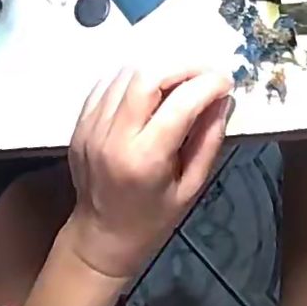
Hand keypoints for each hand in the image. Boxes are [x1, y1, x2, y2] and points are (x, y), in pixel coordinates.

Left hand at [62, 65, 232, 281]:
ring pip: (128, 72)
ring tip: (179, 83)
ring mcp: (92, 127)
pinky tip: (150, 92)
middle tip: (204, 75)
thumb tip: (222, 97)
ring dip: (159, 70)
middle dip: (183, 67)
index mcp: (145, 159)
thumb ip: (209, 139)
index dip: (209, 84)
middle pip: (148, 75)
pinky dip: (134, 78)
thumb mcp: (192, 187)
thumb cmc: (153, 219)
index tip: (225, 82)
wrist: (100, 238)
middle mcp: (114, 137)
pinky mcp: (81, 122)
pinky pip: (109, 82)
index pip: (181, 103)